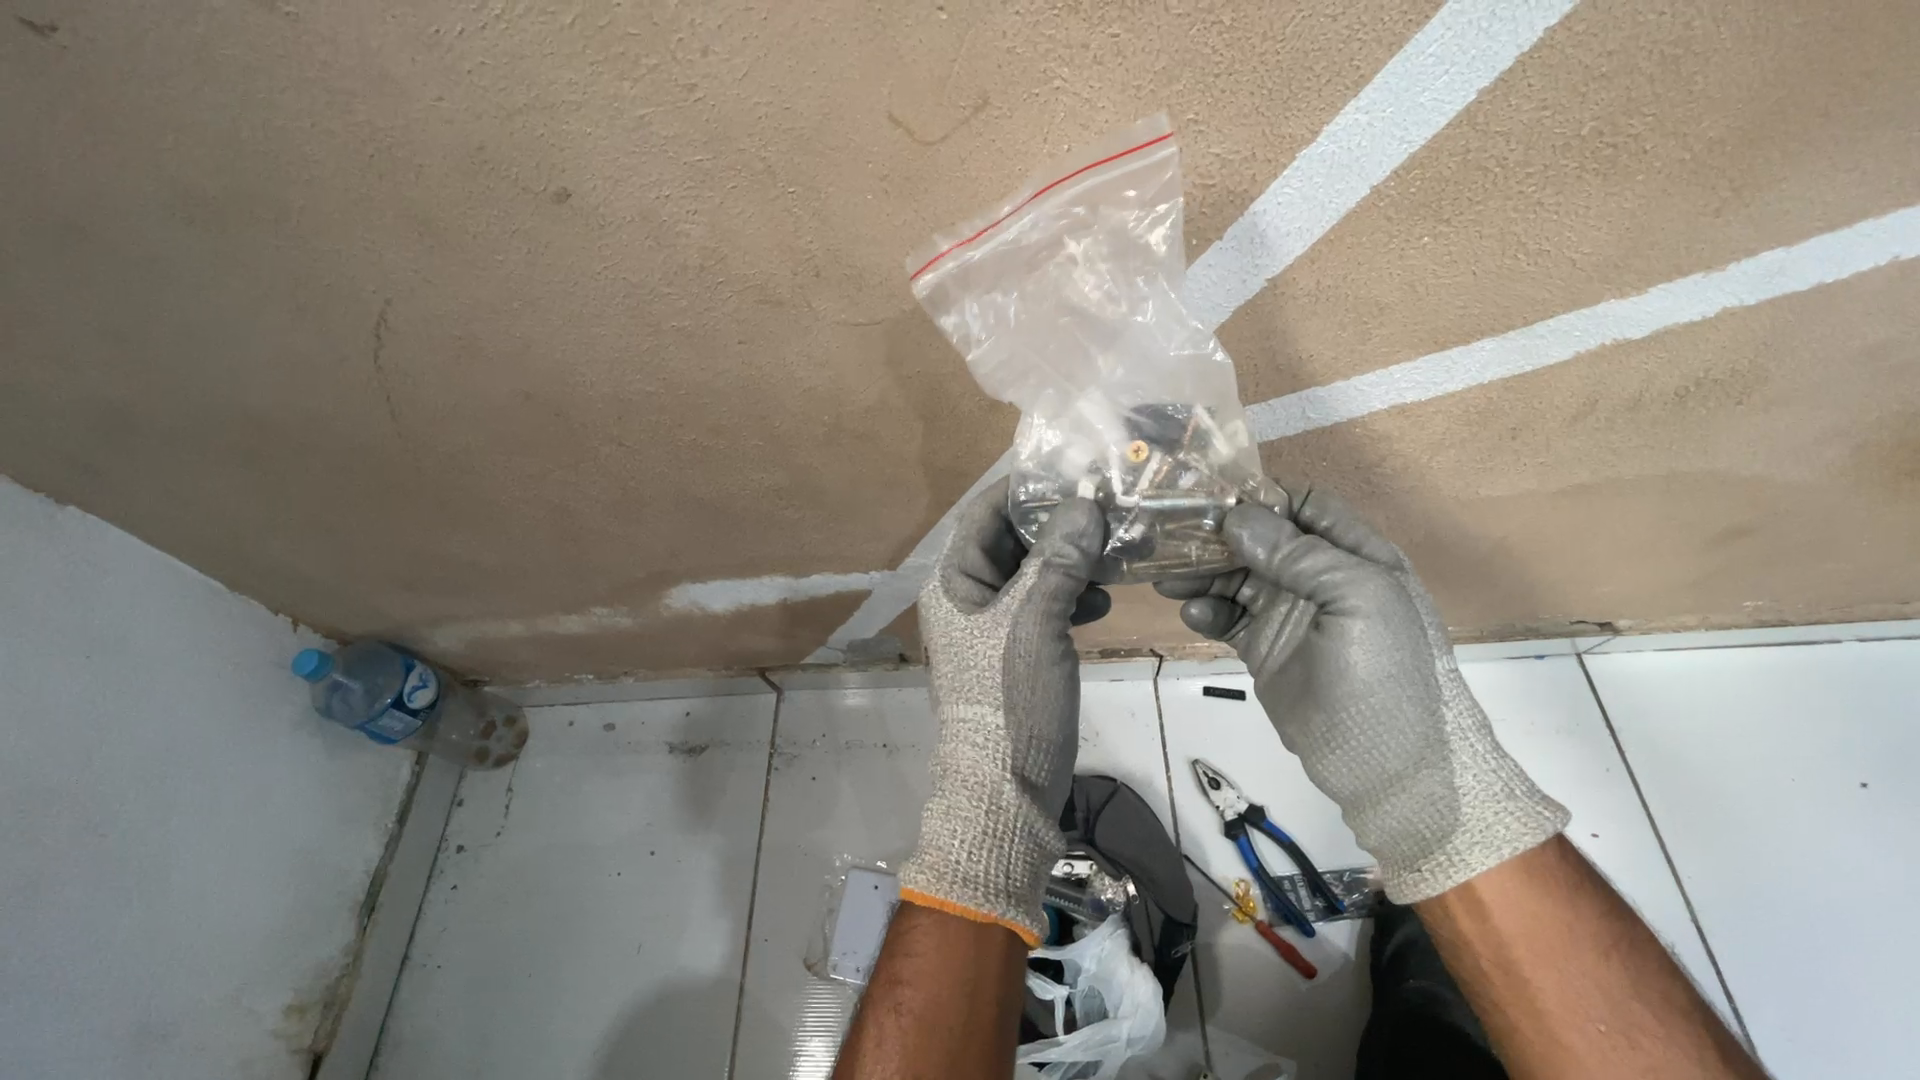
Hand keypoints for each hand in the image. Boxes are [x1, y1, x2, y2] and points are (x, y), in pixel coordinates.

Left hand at [897, 478, 1107, 944]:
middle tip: (1107, 505)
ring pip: (1033, 575)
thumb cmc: (1009, 697)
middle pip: (1012, 542)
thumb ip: (1059, 560)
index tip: (1070, 468)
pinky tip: (1103, 600)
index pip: (984, 513)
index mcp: (955, 582)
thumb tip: (1086, 504)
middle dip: (1057, 523)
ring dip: (1070, 560)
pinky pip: (1044, 609)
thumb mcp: (1034, 621)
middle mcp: (968, 598)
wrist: (1004, 788)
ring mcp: (992, 628)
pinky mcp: (1017, 654)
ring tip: (1114, 551)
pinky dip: (1071, 597)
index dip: (1023, 487)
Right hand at [1156, 487, 1567, 901]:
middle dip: (1217, 535)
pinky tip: (1194, 615)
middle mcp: (1319, 577)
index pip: (1303, 506)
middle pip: (1259, 538)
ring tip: (1166, 577)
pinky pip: (1227, 616)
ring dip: (1201, 571)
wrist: (1383, 765)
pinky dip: (1207, 610)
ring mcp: (1289, 612)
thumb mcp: (1356, 599)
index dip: (1261, 497)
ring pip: (1235, 575)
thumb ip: (1299, 554)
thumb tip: (1235, 519)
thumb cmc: (1381, 672)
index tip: (1212, 497)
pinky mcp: (1263, 647)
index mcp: (1354, 556)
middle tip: (1170, 536)